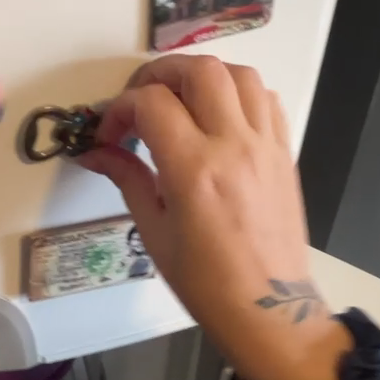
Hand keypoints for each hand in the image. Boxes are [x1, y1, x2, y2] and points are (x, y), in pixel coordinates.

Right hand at [77, 56, 329, 369]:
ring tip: (179, 100)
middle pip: (199, 70)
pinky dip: (237, 92)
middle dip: (159, 74)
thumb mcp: (152, 229)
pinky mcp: (284, 152)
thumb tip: (95, 152)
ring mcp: (265, 146)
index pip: (151, 104)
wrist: (267, 309)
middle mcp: (233, 147)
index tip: (110, 133)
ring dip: (202, 76)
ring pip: (238, 74)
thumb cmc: (204, 280)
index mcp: (194, 170)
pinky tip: (216, 115)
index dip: (120, 109)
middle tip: (140, 100)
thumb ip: (126, 177)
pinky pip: (265, 99)